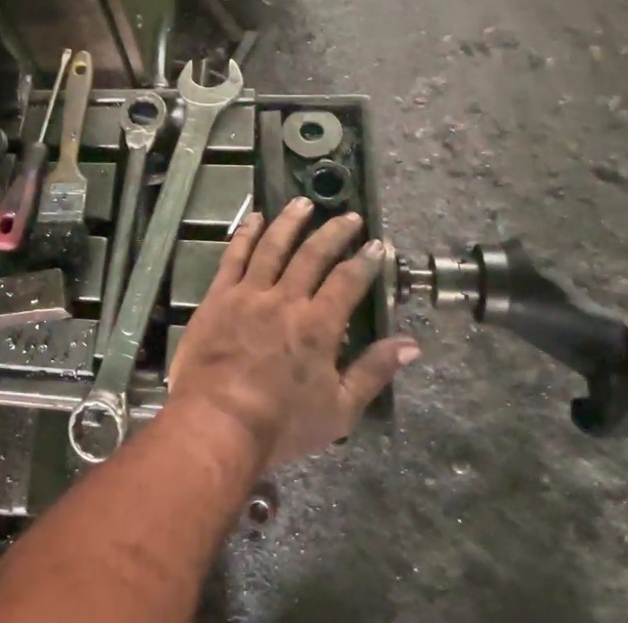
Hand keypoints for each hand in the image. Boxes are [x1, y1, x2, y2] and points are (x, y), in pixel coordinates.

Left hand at [166, 197, 420, 468]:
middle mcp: (285, 299)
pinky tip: (254, 219)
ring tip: (303, 203)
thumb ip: (374, 372)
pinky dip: (246, 234)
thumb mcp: (339, 409)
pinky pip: (233, 256)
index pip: (348, 281)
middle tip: (349, 217)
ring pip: (272, 246)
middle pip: (312, 255)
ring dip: (290, 222)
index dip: (365, 261)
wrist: (216, 423)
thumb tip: (411, 345)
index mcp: (318, 325)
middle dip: (334, 233)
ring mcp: (248, 294)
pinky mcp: (218, 296)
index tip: (378, 245)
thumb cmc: (281, 424)